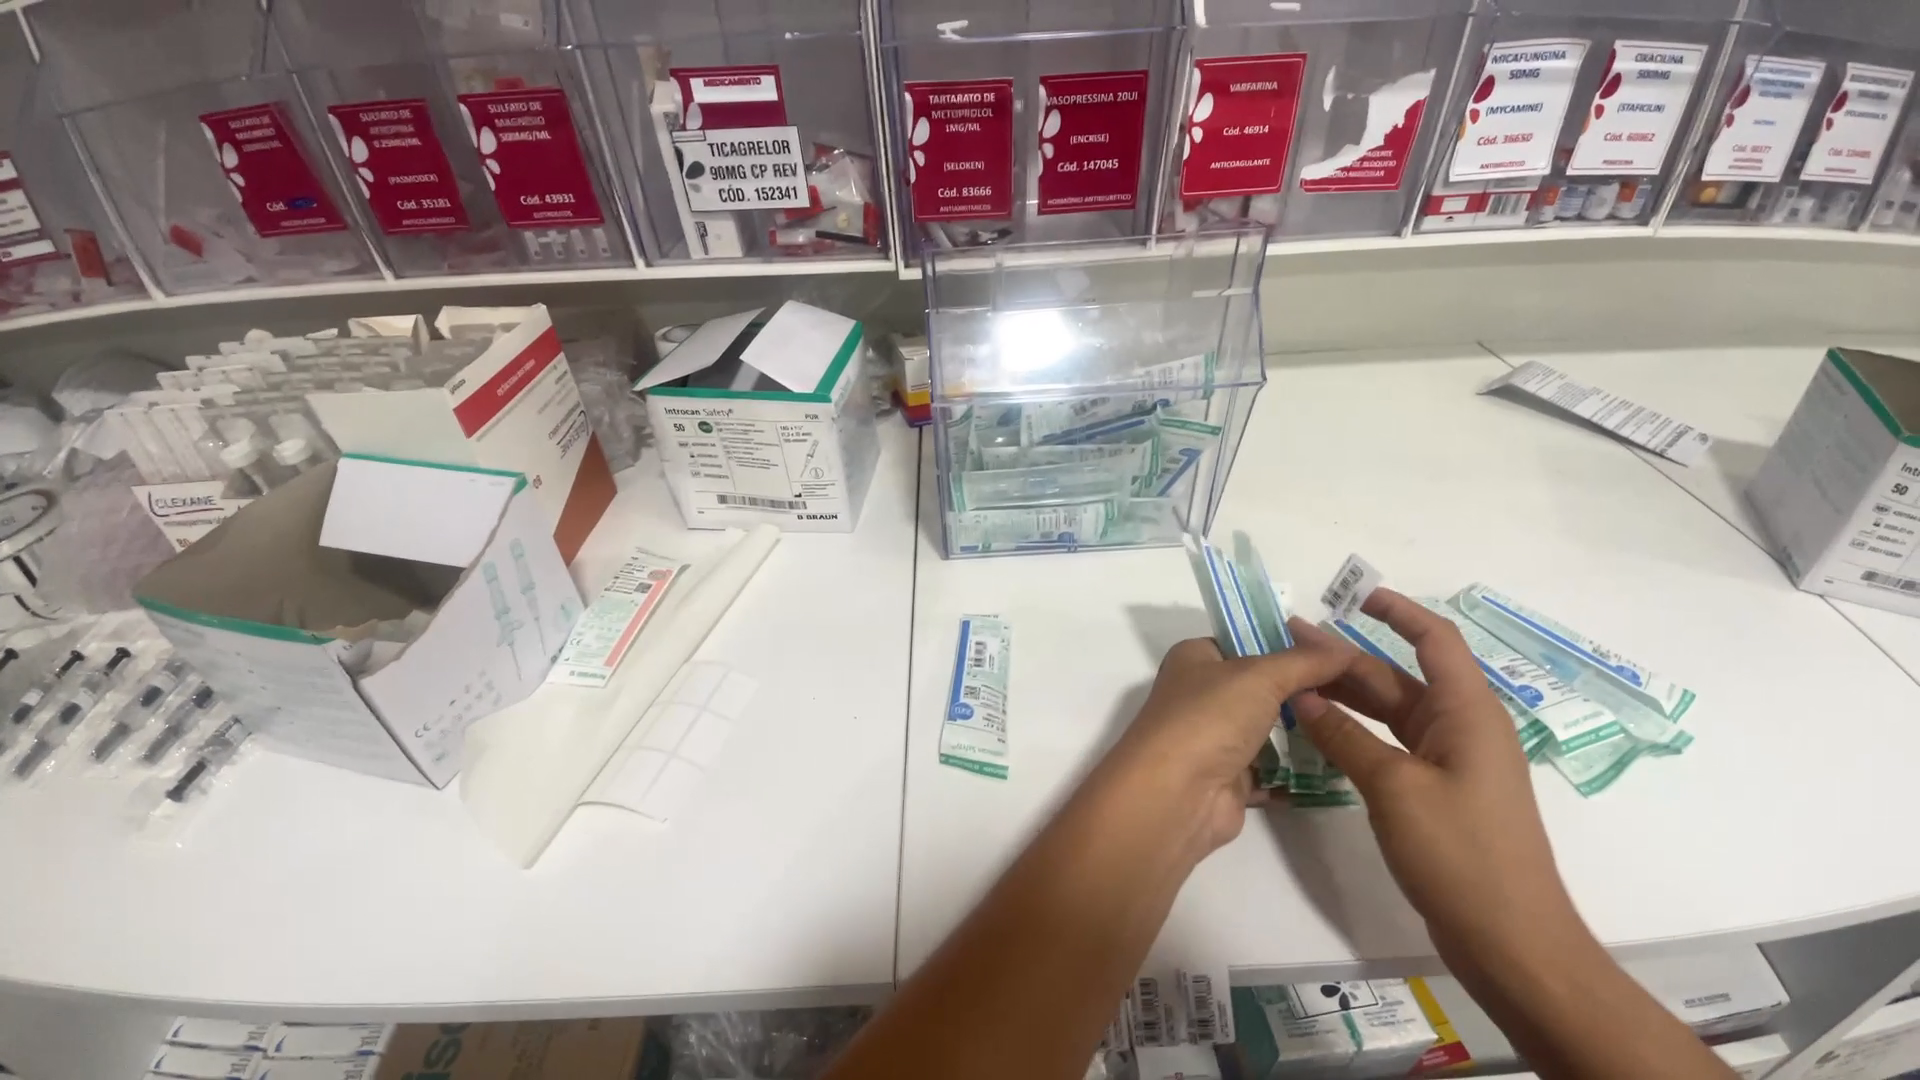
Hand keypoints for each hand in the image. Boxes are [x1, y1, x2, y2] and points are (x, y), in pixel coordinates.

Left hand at [1107, 635, 1359, 857]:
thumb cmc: (1209, 718)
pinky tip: (1340, 767)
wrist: (1175, 795)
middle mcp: (1201, 695)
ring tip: (1356, 724)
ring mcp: (1214, 739)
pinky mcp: (1228, 780)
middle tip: (1359, 690)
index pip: (1246, 640)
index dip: (1288, 643)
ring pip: (1268, 730)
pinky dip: (1299, 772)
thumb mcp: (1260, 676)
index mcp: (1195, 658)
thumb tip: (1345, 648)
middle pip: (1262, 687)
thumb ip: (1305, 662)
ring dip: (1305, 732)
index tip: (1337, 650)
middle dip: (1304, 690)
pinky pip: (1272, 772)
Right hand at [1290, 589, 1587, 973]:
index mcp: (1467, 713)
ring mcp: (1449, 762)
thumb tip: (1301, 695)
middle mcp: (1461, 728)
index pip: (1435, 640)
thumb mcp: (1394, 787)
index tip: (1354, 594)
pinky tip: (1317, 728)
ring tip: (1291, 679)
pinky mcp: (1436, 791)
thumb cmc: (1461, 852)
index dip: (1398, 612)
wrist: (1510, 939)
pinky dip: (1354, 730)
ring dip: (1345, 694)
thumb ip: (1345, 736)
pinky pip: (1389, 744)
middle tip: (1287, 643)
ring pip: (1390, 711)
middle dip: (1346, 657)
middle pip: (1398, 677)